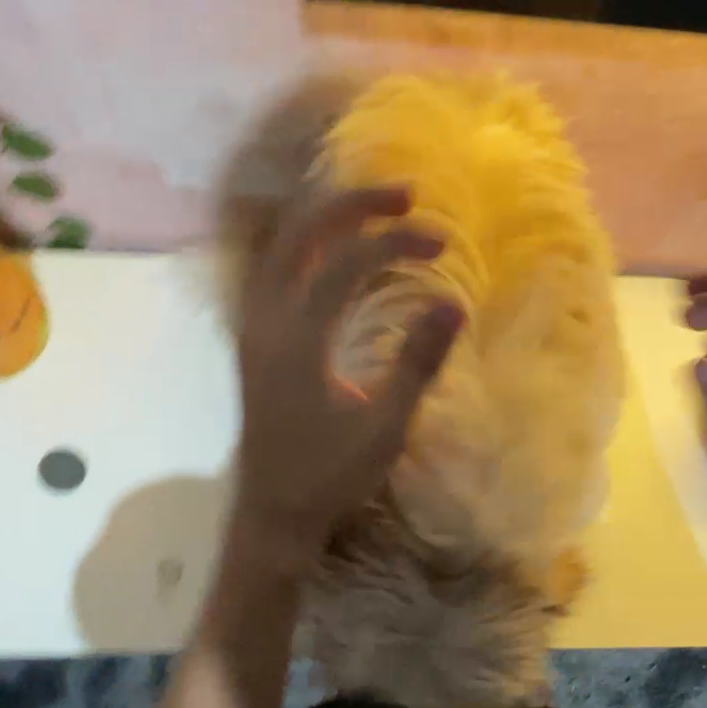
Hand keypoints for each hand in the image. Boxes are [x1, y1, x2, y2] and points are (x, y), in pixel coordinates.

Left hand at [230, 186, 462, 566]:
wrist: (273, 512)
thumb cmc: (330, 476)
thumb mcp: (384, 427)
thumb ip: (417, 363)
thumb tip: (454, 303)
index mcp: (296, 339)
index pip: (346, 262)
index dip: (395, 241)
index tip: (442, 242)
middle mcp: (265, 321)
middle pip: (299, 232)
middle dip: (353, 203)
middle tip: (405, 195)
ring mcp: (252, 328)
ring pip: (279, 246)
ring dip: (325, 219)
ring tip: (374, 211)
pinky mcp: (253, 341)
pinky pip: (273, 270)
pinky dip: (306, 245)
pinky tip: (334, 250)